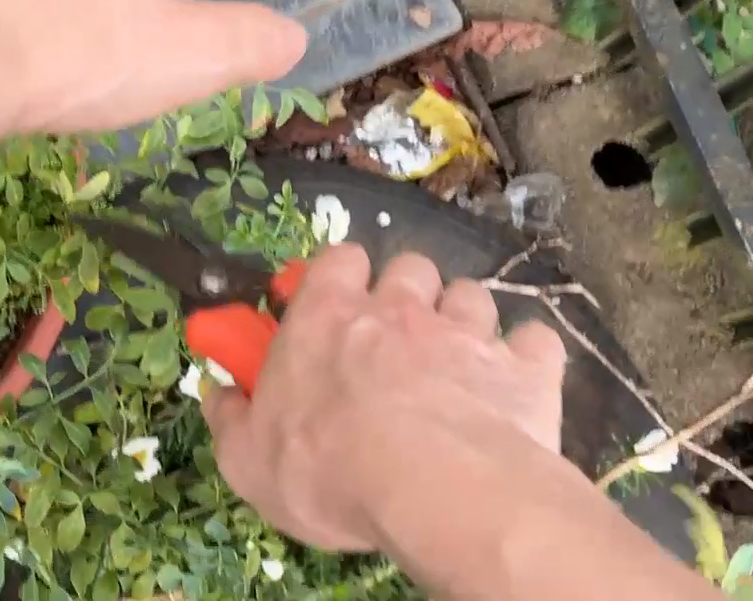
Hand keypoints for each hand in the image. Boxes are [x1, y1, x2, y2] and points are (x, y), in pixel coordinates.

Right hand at [201, 246, 567, 551]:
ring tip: (457, 360)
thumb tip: (216, 395)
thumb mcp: (248, 457)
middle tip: (399, 337)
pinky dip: (526, 357)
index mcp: (328, 313)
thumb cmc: (327, 467)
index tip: (334, 307)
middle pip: (409, 267)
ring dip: (464, 318)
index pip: (337, 258)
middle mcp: (396, 307)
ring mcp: (465, 333)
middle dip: (407, 292)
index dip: (339, 276)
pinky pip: (536, 342)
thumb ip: (227, 419)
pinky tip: (516, 382)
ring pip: (470, 295)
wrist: (436, 494)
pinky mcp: (524, 371)